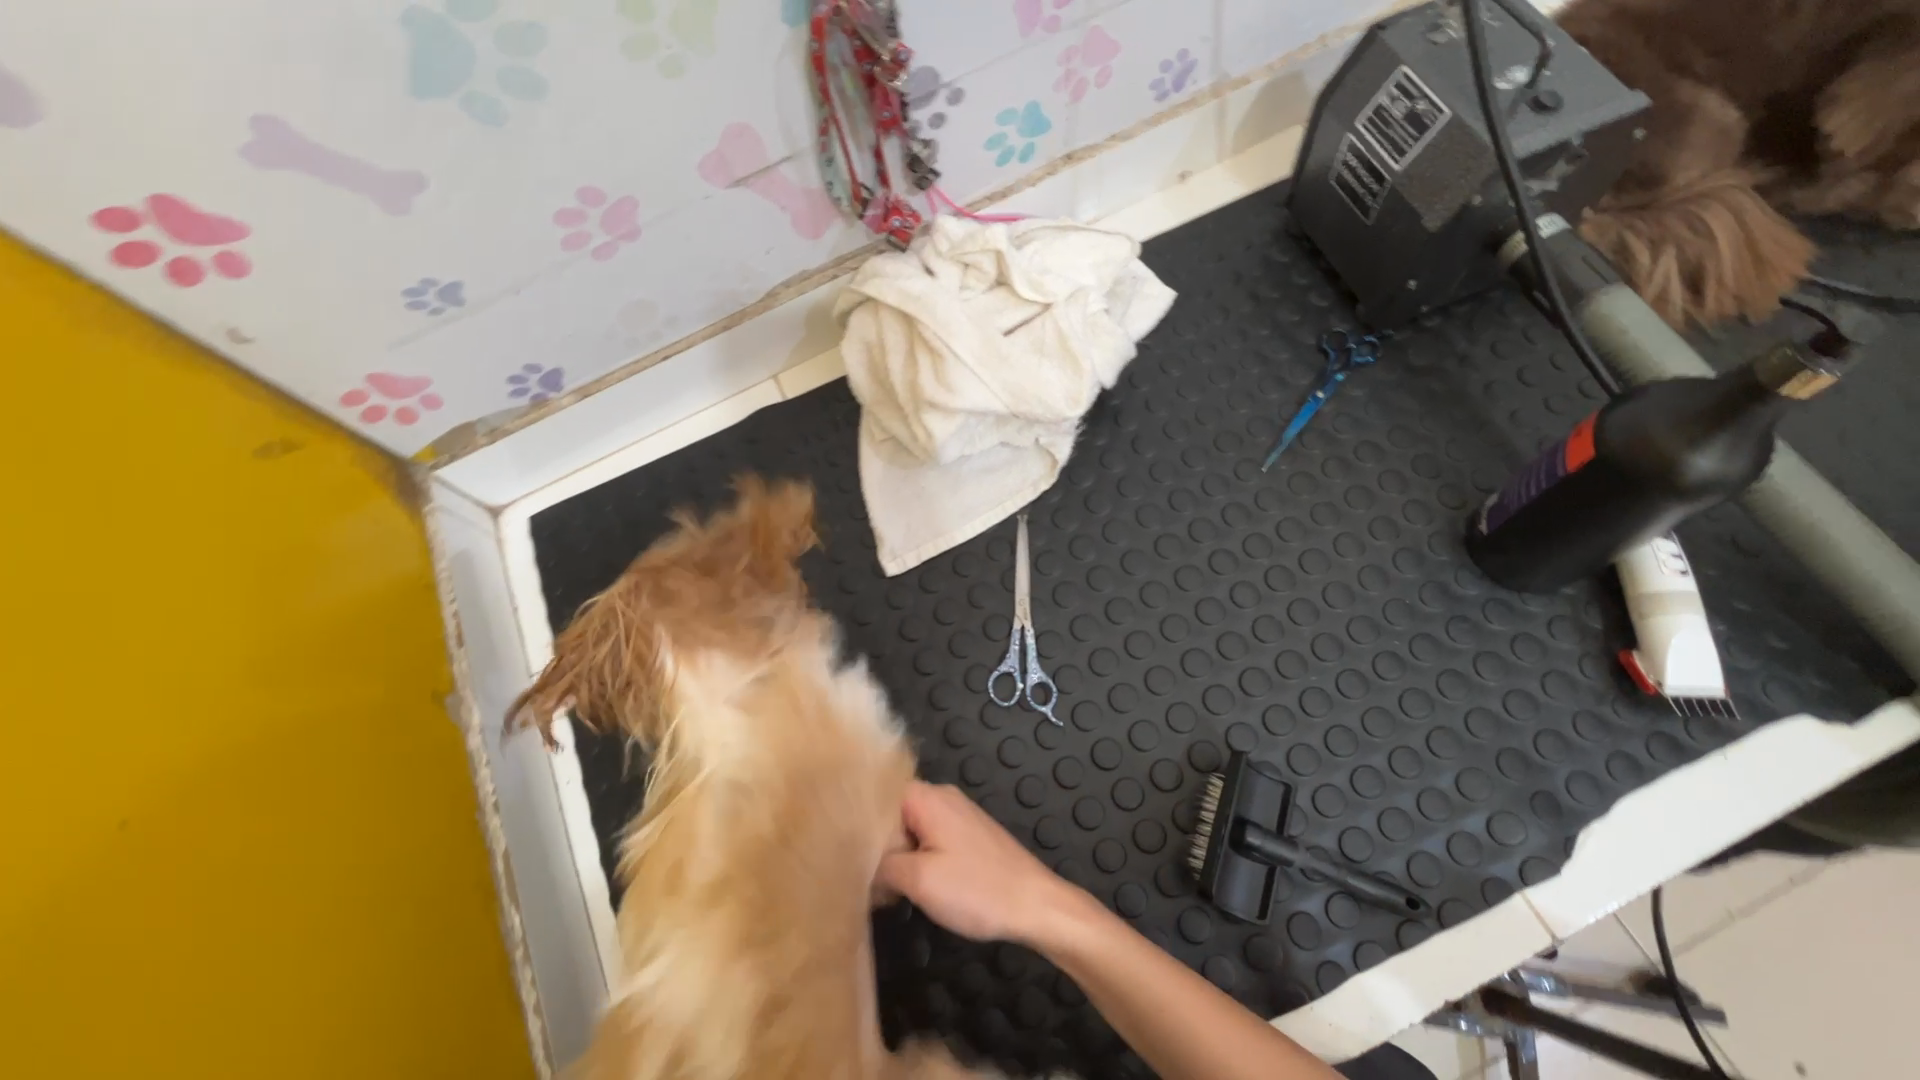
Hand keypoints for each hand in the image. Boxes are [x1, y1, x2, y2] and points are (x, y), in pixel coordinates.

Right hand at [877, 781, 1089, 945]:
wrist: (1035, 905)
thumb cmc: (977, 889)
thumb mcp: (918, 880)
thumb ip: (881, 865)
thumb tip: (860, 864)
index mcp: (926, 796)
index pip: (874, 798)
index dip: (856, 827)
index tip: (842, 856)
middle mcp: (941, 797)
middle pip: (890, 815)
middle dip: (875, 846)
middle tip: (862, 881)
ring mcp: (957, 816)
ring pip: (909, 831)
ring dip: (896, 859)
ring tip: (884, 890)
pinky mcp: (967, 837)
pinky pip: (928, 841)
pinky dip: (916, 862)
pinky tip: (911, 889)